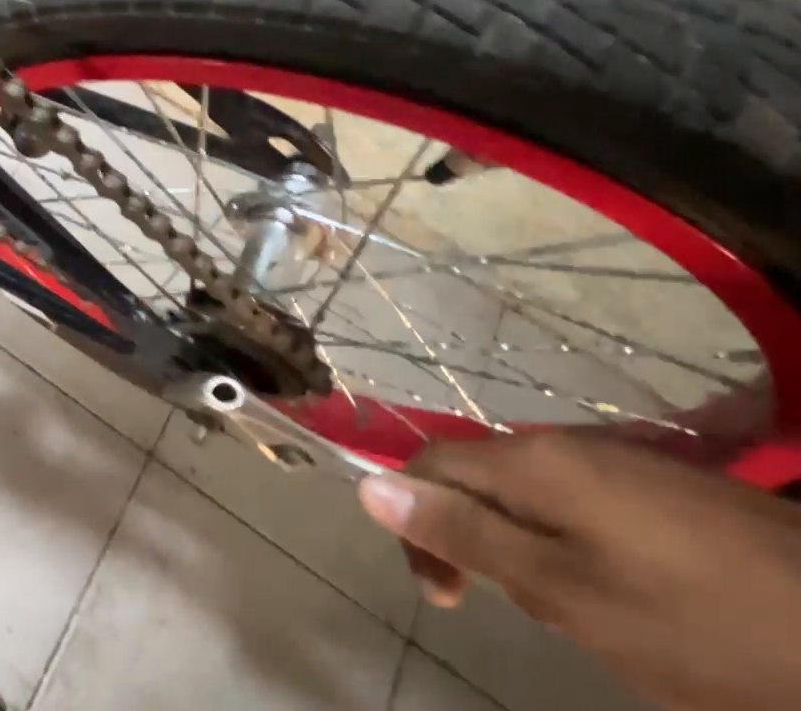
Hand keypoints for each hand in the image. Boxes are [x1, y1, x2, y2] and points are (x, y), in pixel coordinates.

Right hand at [357, 434, 800, 710]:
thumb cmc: (697, 620)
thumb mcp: (563, 591)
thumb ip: (463, 534)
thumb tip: (366, 485)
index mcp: (533, 462)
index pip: (427, 465)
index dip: (410, 520)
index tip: (442, 593)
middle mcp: (567, 444)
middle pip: (477, 476)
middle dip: (473, 539)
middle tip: (512, 607)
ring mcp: (623, 460)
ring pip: (529, 493)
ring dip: (522, 546)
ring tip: (572, 607)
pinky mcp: (668, 486)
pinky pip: (582, 501)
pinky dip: (571, 543)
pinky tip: (620, 590)